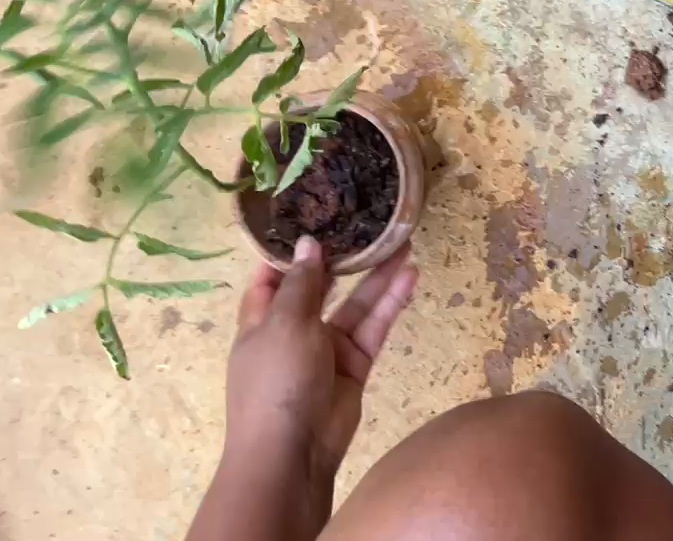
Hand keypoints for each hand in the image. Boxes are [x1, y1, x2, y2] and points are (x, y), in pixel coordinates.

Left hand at [225, 236, 419, 480]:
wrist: (293, 449)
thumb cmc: (275, 381)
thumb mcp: (284, 324)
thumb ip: (302, 283)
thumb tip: (308, 242)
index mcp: (262, 324)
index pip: (269, 282)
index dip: (286, 256)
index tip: (311, 223)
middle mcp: (295, 331)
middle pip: (320, 288)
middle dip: (343, 259)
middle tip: (369, 226)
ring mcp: (328, 347)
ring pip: (356, 303)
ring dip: (378, 275)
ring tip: (404, 241)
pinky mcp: (356, 361)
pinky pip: (376, 324)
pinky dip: (392, 301)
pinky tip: (410, 275)